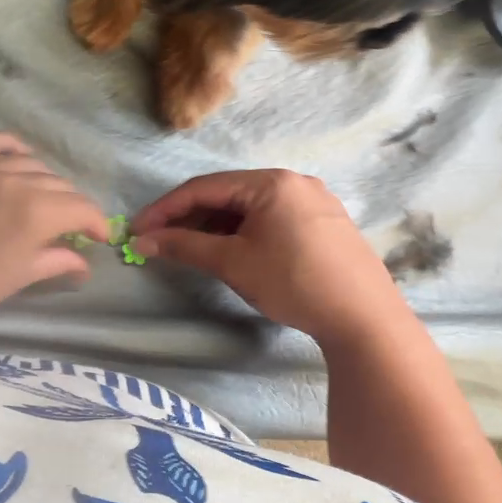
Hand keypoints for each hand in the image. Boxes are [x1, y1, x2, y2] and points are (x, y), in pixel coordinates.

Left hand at [0, 132, 107, 327]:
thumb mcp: (21, 276)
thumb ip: (58, 260)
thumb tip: (85, 262)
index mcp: (36, 211)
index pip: (82, 208)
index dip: (96, 224)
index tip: (99, 240)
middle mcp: (15, 180)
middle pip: (60, 186)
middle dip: (72, 208)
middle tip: (70, 230)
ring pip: (33, 165)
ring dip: (46, 184)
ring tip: (44, 204)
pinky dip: (11, 147)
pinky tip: (19, 159)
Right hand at [129, 169, 409, 345]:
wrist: (365, 319)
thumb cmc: (293, 282)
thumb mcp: (231, 262)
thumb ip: (183, 246)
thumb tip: (142, 241)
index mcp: (271, 183)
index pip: (202, 188)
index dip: (164, 209)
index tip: (136, 230)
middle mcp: (293, 182)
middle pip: (225, 194)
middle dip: (187, 217)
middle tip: (158, 240)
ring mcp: (312, 201)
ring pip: (246, 207)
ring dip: (212, 225)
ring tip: (187, 248)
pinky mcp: (323, 223)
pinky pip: (268, 217)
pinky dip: (239, 231)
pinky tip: (226, 251)